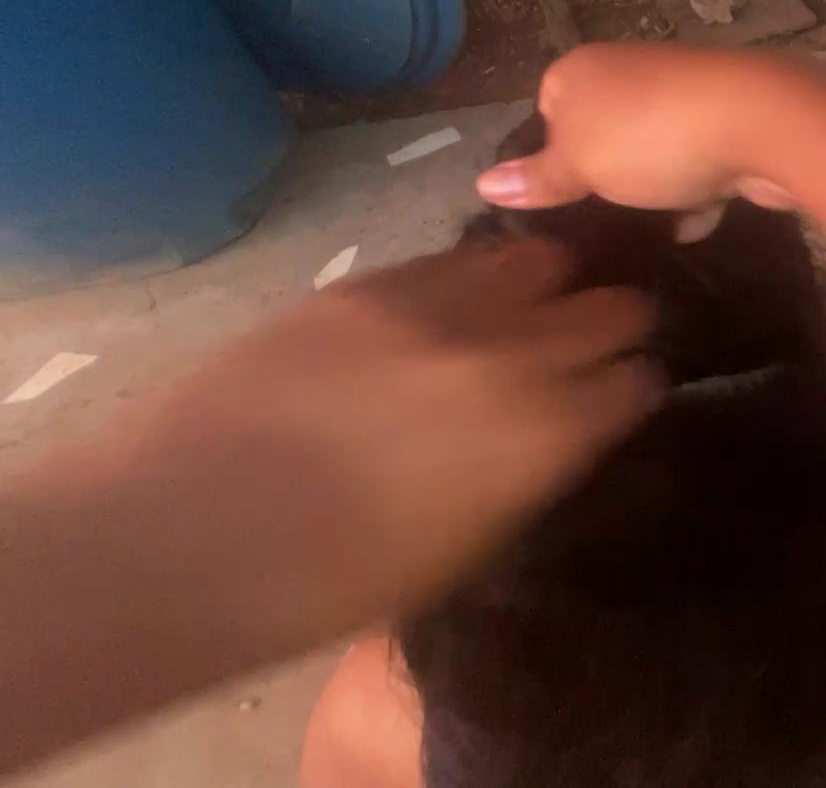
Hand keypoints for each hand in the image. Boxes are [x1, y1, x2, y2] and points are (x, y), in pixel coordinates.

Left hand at [119, 239, 660, 651]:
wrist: (175, 542)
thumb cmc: (345, 573)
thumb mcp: (486, 531)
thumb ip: (550, 457)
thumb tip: (581, 411)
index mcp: (551, 433)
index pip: (642, 378)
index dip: (638, 382)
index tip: (625, 386)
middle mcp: (517, 357)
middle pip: (617, 308)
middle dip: (617, 325)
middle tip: (592, 340)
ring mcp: (446, 311)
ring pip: (546, 261)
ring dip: (549, 288)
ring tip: (523, 307)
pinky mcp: (375, 284)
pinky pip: (460, 259)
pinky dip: (474, 280)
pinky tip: (453, 305)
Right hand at [475, 43, 798, 212]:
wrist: (762, 123)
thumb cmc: (651, 138)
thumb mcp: (580, 164)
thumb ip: (538, 177)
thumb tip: (484, 184)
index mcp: (585, 69)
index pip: (548, 107)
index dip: (553, 152)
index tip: (564, 191)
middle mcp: (636, 72)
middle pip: (609, 132)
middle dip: (613, 175)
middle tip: (608, 218)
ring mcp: (690, 96)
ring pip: (660, 150)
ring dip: (661, 189)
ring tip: (655, 228)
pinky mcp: (734, 123)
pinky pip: (704, 163)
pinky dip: (701, 193)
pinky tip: (698, 224)